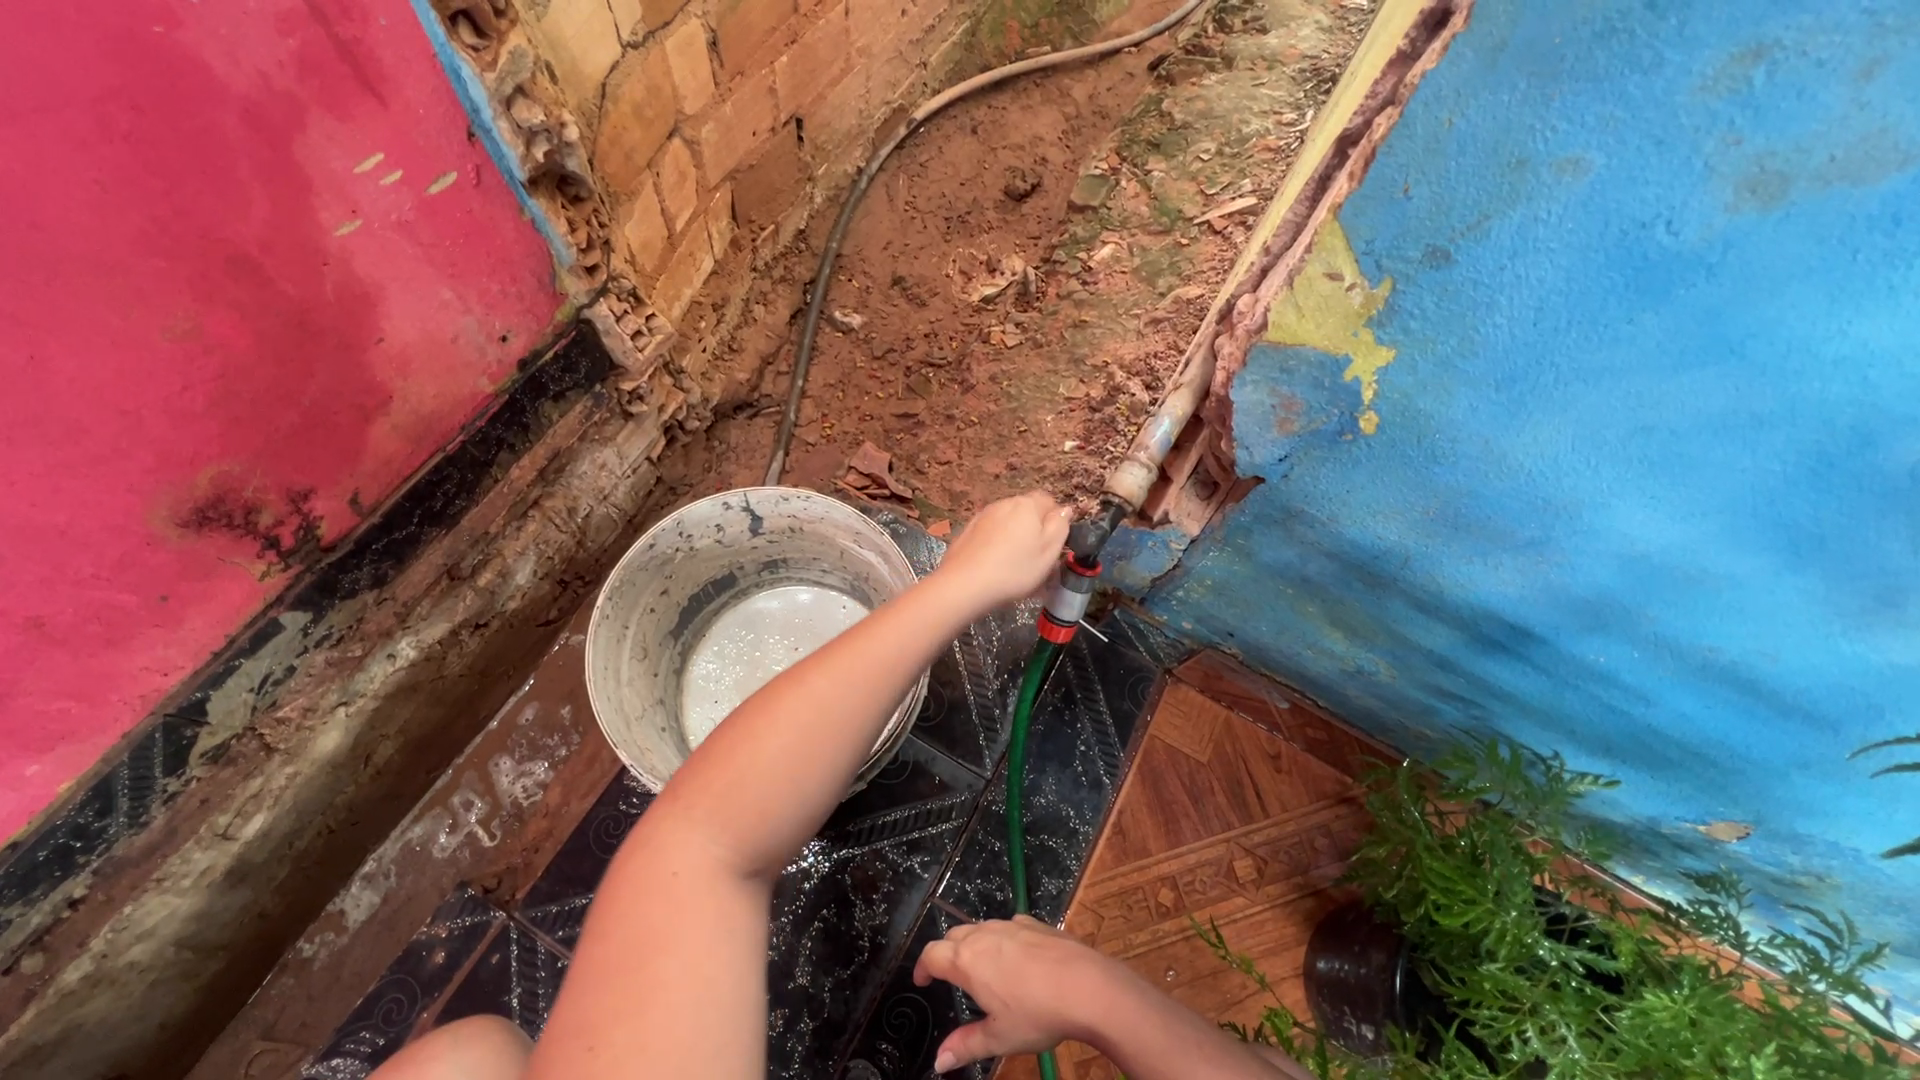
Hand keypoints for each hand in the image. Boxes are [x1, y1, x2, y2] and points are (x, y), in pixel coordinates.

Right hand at [912, 915, 1119, 1071]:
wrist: (1087, 986)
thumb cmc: (1037, 1014)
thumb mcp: (999, 1037)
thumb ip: (966, 1046)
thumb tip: (938, 1062)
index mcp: (967, 961)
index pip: (931, 954)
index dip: (922, 966)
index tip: (921, 980)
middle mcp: (984, 935)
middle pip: (953, 936)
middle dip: (945, 953)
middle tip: (948, 975)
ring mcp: (1010, 925)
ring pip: (980, 927)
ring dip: (972, 943)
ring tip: (981, 968)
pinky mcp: (1035, 923)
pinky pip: (1008, 925)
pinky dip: (1001, 938)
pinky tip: (1015, 957)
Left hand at [931, 492, 1071, 609]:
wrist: (965, 584)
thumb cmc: (1015, 570)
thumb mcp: (1049, 551)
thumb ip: (1060, 526)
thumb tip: (1064, 510)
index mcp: (1027, 505)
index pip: (1048, 500)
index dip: (1055, 520)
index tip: (1054, 544)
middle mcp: (1004, 503)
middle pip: (1026, 511)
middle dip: (1033, 529)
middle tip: (1036, 558)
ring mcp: (982, 516)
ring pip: (1006, 523)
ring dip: (1013, 537)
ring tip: (1013, 565)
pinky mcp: (967, 531)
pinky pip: (989, 534)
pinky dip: (995, 544)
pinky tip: (993, 565)